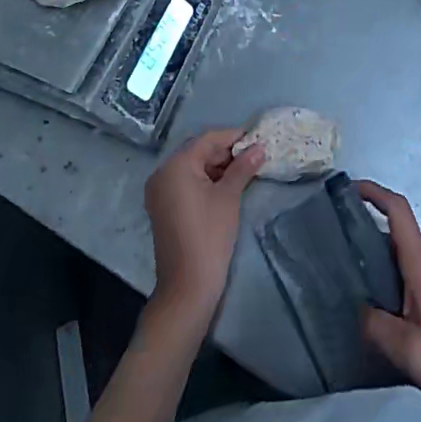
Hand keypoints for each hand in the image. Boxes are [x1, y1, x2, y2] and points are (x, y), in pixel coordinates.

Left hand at [145, 128, 264, 318]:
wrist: (188, 285)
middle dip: (227, 152)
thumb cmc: (209, 235)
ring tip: (247, 170)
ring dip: (218, 166)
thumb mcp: (229, 196)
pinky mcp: (164, 206)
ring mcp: (160, 191)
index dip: (234, 137)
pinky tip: (229, 185)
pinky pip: (187, 183)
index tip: (258, 138)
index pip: (207, 139)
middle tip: (255, 155)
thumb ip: (243, 167)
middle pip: (199, 151)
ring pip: (194, 167)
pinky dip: (207, 180)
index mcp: (175, 166)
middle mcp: (162, 174)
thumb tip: (260, 147)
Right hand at [358, 182, 420, 421]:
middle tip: (334, 246)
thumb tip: (357, 308)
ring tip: (347, 278)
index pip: (398, 211)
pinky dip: (391, 277)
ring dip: (378, 260)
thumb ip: (374, 324)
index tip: (350, 188)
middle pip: (396, 233)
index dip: (374, 192)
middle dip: (367, 233)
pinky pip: (413, 272)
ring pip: (403, 256)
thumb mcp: (406, 348)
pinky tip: (376, 303)